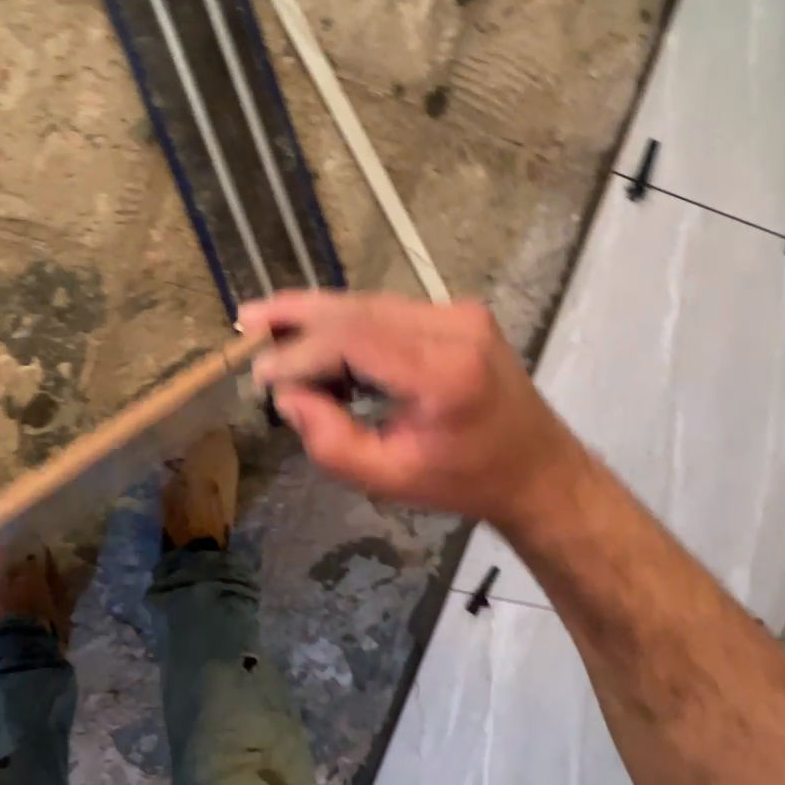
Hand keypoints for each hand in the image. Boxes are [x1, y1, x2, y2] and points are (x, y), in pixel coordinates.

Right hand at [240, 291, 594, 531]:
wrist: (536, 467)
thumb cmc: (464, 481)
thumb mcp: (391, 479)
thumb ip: (330, 442)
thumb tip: (288, 396)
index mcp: (445, 373)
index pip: (355, 339)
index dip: (300, 352)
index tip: (261, 374)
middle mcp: (455, 328)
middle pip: (360, 308)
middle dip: (299, 315)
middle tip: (248, 321)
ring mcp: (461, 313)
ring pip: (370, 303)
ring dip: (318, 315)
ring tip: (268, 322)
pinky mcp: (459, 312)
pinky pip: (388, 310)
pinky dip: (347, 321)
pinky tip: (315, 333)